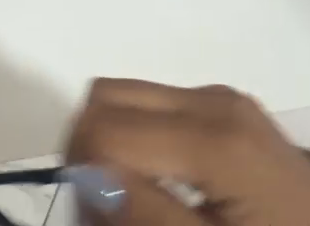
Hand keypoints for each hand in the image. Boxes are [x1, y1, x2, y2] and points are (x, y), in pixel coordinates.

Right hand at [64, 79, 309, 225]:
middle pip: (104, 96)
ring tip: (127, 197)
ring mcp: (222, 100)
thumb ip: (149, 215)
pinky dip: (136, 136)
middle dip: (87, 148)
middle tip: (101, 208)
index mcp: (215, 137)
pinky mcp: (228, 108)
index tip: (93, 219)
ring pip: (123, 96)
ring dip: (108, 140)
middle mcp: (212, 100)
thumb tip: (85, 178)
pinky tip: (160, 183)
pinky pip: (154, 105)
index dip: (82, 173)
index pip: (105, 128)